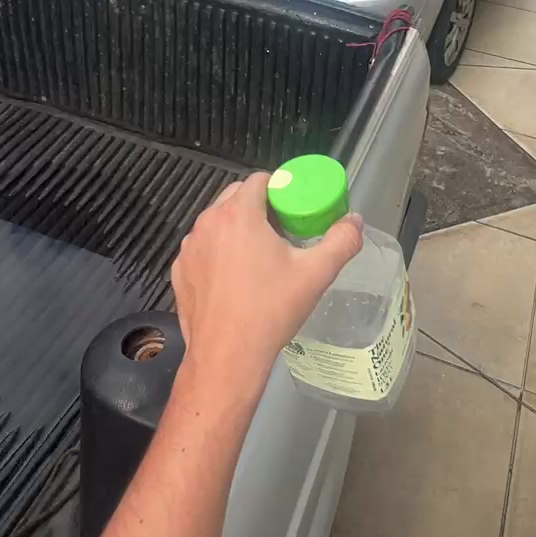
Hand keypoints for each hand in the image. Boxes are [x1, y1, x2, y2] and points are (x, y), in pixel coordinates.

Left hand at [171, 172, 363, 387]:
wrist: (227, 357)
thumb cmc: (270, 310)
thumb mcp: (315, 274)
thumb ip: (341, 241)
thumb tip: (355, 221)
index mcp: (239, 214)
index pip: (259, 179)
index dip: (279, 188)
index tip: (293, 208)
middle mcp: (208, 223)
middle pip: (236, 196)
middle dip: (259, 206)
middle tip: (281, 231)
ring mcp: (190, 247)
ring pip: (217, 222)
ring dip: (236, 228)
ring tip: (258, 255)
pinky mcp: (180, 270)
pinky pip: (202, 248)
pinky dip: (217, 252)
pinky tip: (234, 278)